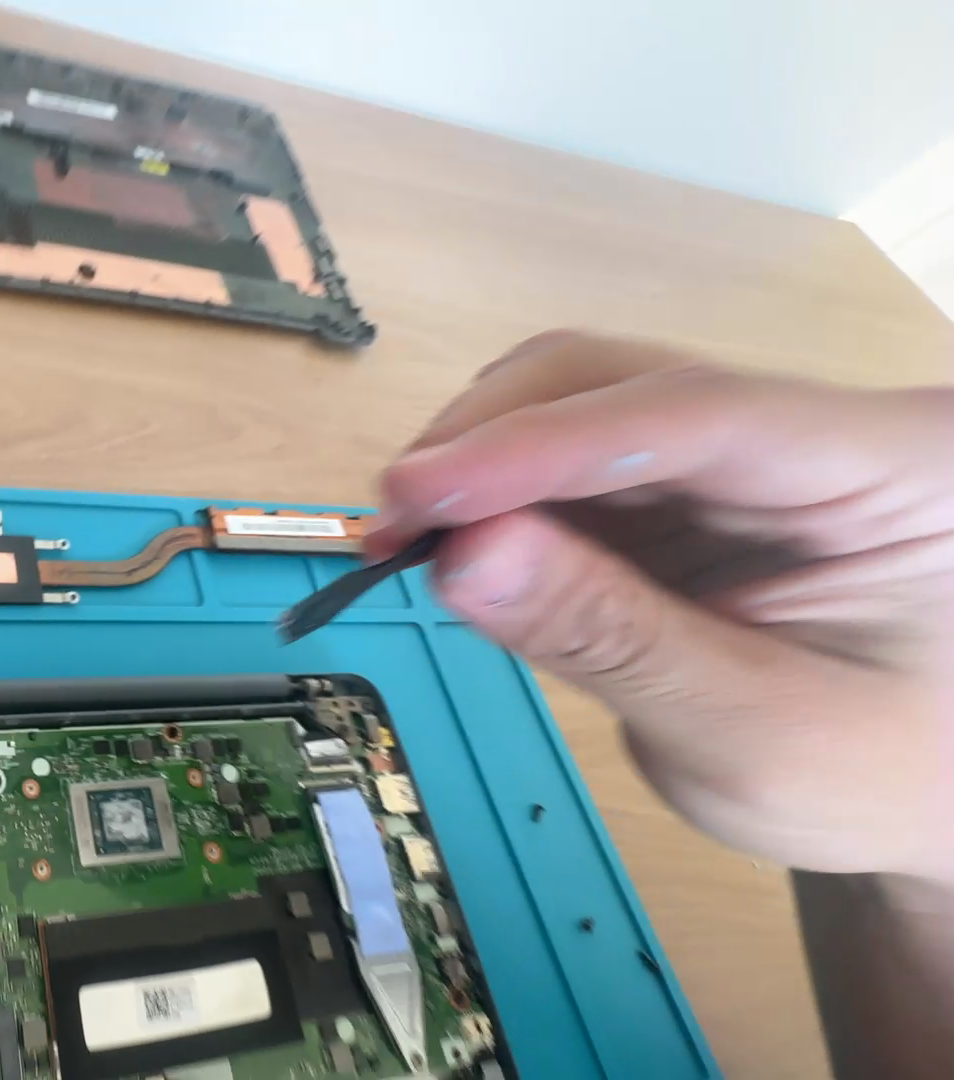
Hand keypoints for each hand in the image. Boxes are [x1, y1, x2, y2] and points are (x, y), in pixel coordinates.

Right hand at [367, 331, 953, 878]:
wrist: (907, 799)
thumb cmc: (875, 782)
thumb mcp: (749, 737)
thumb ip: (607, 639)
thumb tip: (460, 555)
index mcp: (901, 468)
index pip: (693, 415)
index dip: (535, 447)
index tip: (412, 492)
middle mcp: (806, 425)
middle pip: (603, 378)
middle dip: (480, 444)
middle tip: (391, 528)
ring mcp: (723, 446)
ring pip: (556, 399)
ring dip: (464, 462)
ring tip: (408, 541)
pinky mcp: (658, 479)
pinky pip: (541, 453)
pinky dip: (475, 491)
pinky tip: (447, 539)